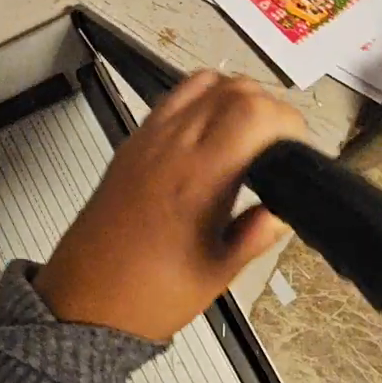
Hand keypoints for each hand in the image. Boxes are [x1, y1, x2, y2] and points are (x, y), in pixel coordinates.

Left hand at [34, 72, 308, 341]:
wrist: (84, 300)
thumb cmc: (148, 293)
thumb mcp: (217, 273)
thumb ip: (256, 234)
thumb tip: (282, 209)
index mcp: (199, 178)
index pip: (253, 111)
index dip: (287, 121)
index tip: (297, 147)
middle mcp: (172, 145)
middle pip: (232, 88)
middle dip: (268, 105)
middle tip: (279, 142)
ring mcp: (148, 138)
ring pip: (202, 83)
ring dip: (236, 95)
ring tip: (249, 133)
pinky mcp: (131, 142)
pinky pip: (173, 98)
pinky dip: (203, 98)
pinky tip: (212, 133)